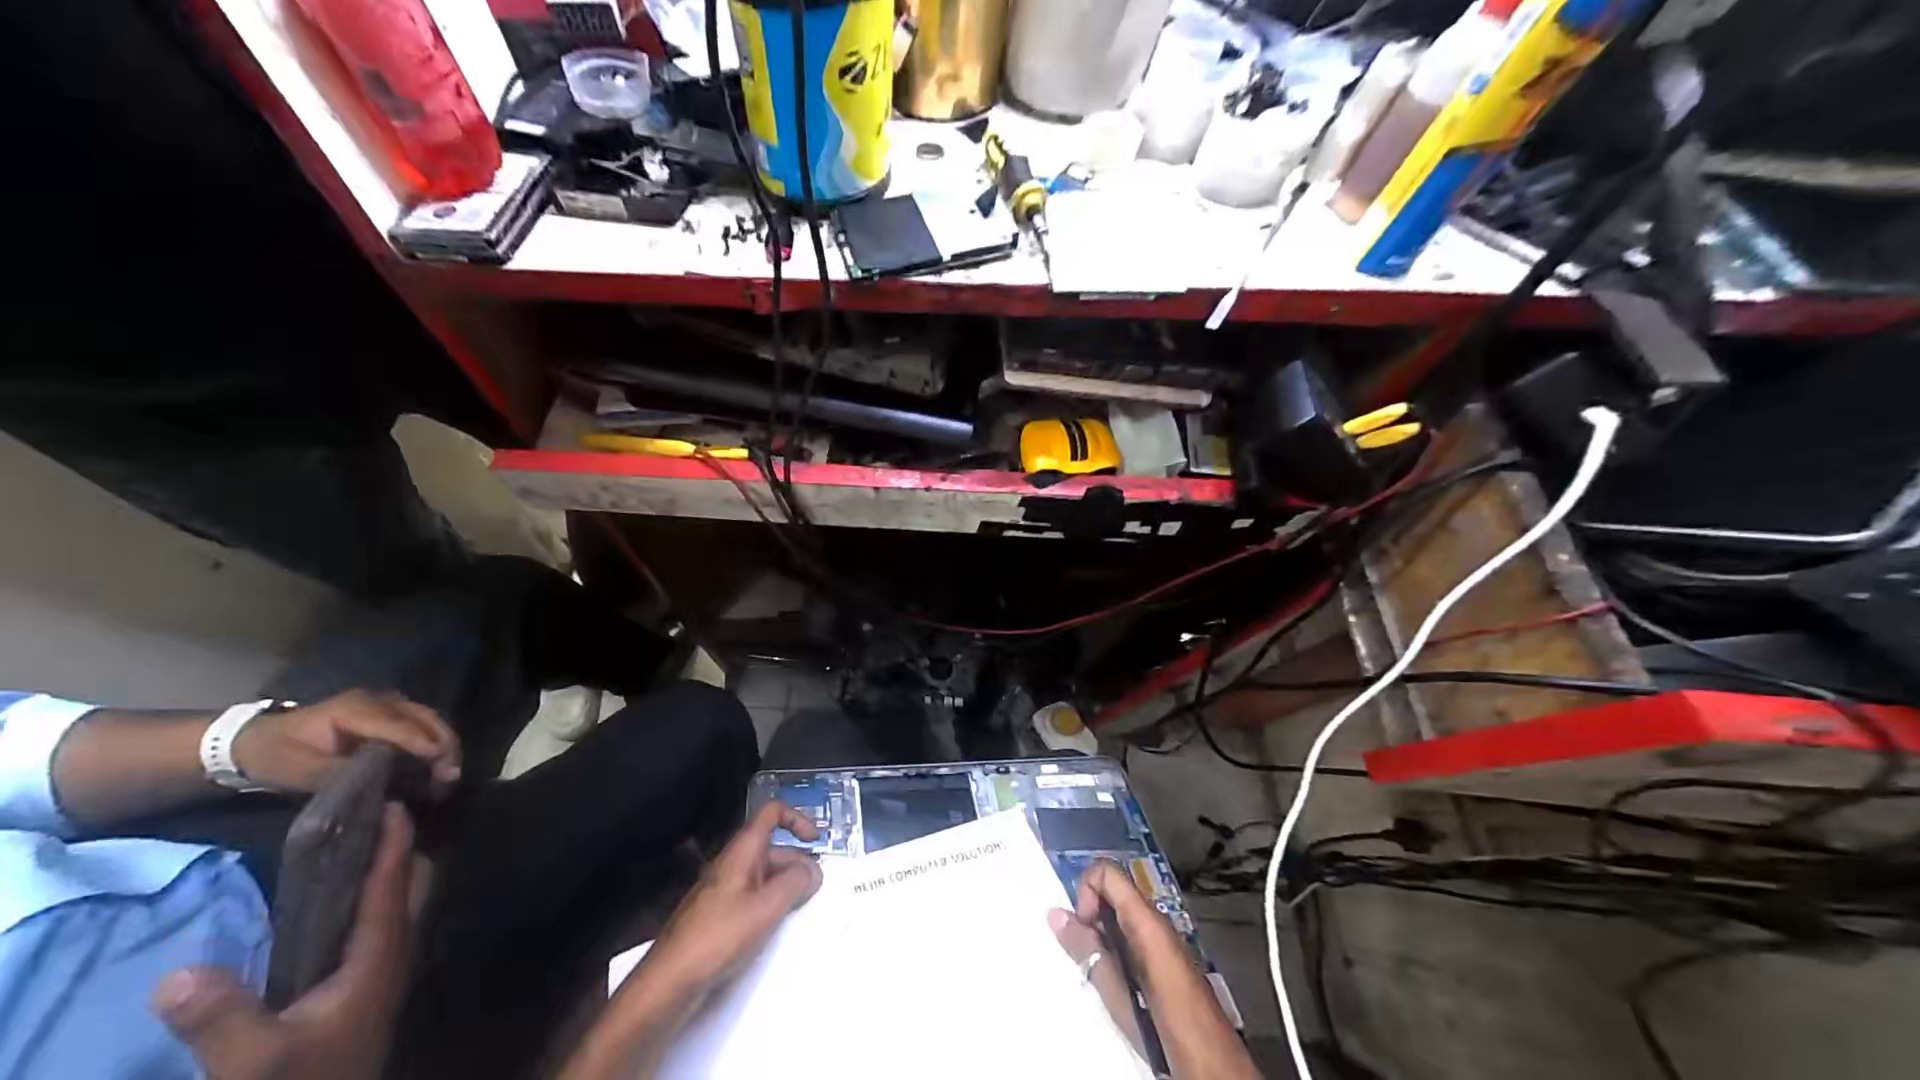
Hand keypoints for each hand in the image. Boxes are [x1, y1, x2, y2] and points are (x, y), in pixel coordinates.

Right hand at [153, 804, 418, 1079]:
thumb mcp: (255, 1060)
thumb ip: (221, 1017)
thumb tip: (175, 974)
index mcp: (382, 953)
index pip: (394, 883)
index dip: (396, 842)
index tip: (395, 802)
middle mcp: (393, 951)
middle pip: (408, 884)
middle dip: (398, 847)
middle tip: (373, 812)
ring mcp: (383, 967)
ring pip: (396, 903)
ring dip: (385, 871)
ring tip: (357, 841)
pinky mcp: (366, 985)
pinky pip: (376, 925)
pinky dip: (367, 899)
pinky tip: (337, 899)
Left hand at [234, 690, 459, 794]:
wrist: (254, 741)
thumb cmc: (276, 755)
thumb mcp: (298, 769)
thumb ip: (339, 773)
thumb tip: (377, 784)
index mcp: (354, 710)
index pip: (396, 725)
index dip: (421, 742)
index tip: (441, 761)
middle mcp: (376, 701)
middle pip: (422, 717)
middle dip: (443, 742)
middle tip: (452, 771)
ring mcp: (384, 705)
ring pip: (426, 719)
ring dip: (442, 742)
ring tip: (449, 769)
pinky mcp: (386, 715)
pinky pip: (419, 724)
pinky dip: (432, 740)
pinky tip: (436, 760)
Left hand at [557, 802, 823, 1079]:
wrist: (669, 982)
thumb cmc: (719, 936)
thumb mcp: (766, 907)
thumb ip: (795, 883)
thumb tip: (813, 870)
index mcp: (742, 852)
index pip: (772, 813)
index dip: (797, 819)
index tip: (816, 841)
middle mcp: (732, 864)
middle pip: (772, 847)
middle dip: (798, 862)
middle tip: (816, 888)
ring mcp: (724, 890)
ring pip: (764, 875)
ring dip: (786, 884)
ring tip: (802, 907)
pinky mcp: (719, 915)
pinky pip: (752, 897)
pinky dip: (771, 903)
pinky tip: (777, 925)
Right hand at [1049, 860, 1259, 1079]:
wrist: (1219, 1071)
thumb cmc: (1169, 1031)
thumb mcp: (1120, 997)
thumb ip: (1088, 951)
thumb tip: (1056, 914)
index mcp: (1147, 922)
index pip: (1107, 871)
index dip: (1086, 891)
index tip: (1084, 928)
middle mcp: (1158, 922)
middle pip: (1113, 892)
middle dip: (1091, 915)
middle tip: (1087, 956)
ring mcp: (1165, 940)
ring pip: (1122, 915)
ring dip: (1102, 934)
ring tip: (1101, 973)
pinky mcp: (1168, 959)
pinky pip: (1134, 935)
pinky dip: (1117, 948)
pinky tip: (1118, 984)